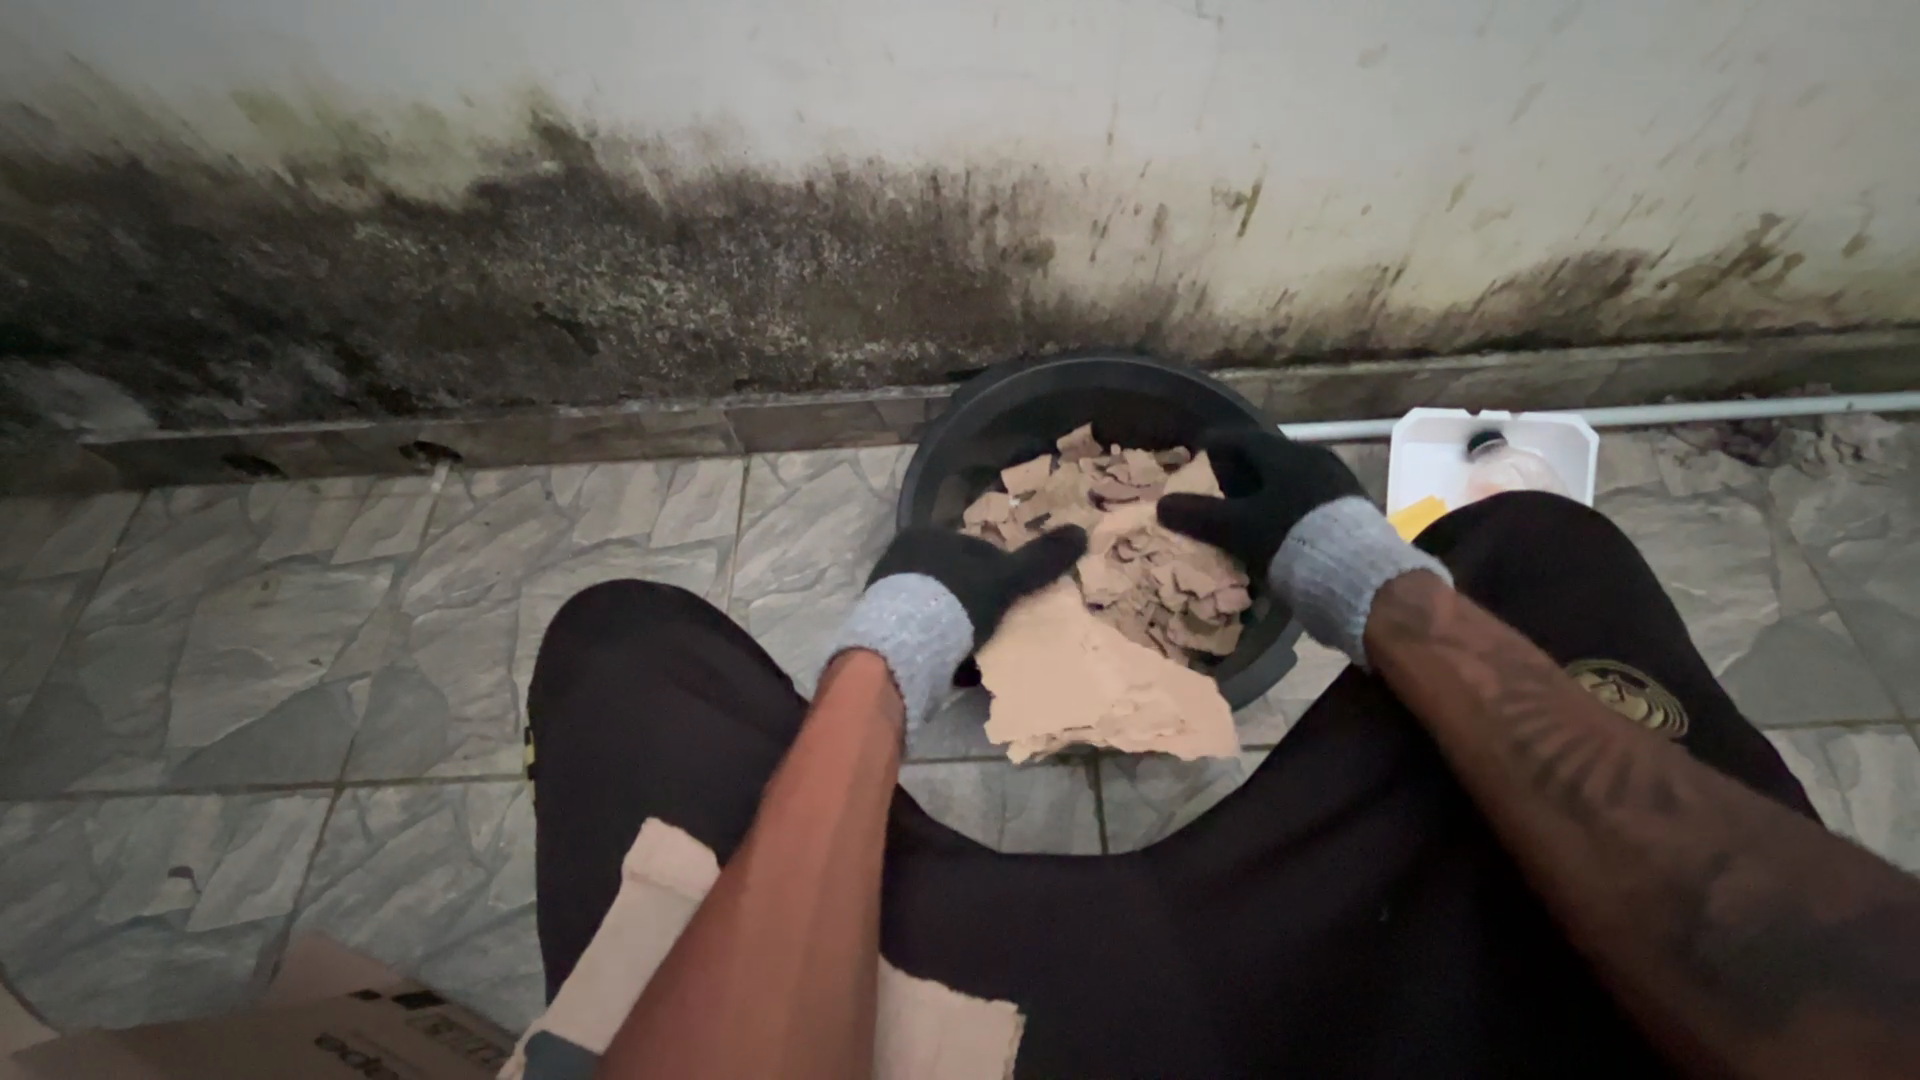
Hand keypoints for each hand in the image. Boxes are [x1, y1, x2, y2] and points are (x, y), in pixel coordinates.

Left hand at [826, 524, 1086, 727]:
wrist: (905, 649)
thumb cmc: (956, 603)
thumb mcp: (1007, 579)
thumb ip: (1041, 559)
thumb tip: (1081, 531)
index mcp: (925, 535)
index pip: (974, 548)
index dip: (998, 573)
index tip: (1011, 598)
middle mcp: (898, 557)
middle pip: (953, 578)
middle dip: (973, 601)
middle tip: (994, 626)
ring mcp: (884, 592)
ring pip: (936, 606)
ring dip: (955, 625)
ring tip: (975, 651)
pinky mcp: (879, 627)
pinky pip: (920, 631)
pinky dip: (938, 643)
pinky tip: (952, 664)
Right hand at [1156, 429, 1365, 578]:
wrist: (1360, 577)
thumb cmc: (1292, 540)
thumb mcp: (1237, 529)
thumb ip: (1200, 515)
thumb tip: (1161, 505)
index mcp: (1284, 455)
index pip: (1241, 438)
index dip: (1215, 443)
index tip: (1197, 450)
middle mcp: (1315, 459)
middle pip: (1269, 457)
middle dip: (1241, 469)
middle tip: (1218, 483)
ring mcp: (1338, 484)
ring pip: (1291, 478)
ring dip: (1267, 489)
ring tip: (1247, 508)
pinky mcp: (1354, 510)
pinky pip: (1310, 498)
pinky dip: (1288, 506)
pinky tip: (1281, 527)